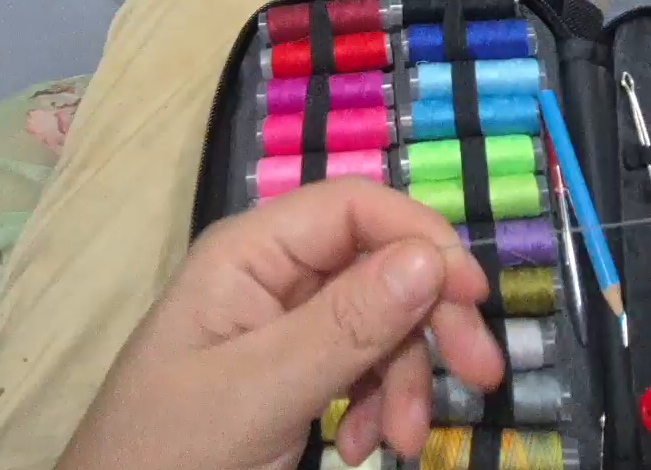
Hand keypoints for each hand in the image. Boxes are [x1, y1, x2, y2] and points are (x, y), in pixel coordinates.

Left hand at [57, 177, 505, 469]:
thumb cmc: (169, 456)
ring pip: (379, 316)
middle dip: (427, 315)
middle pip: (376, 261)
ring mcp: (287, 320)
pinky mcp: (297, 366)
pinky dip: (380, 401)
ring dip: (405, 375)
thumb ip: (344, 326)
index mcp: (251, 250)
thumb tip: (430, 259)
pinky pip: (363, 361)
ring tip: (401, 443)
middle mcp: (274, 272)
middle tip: (480, 374)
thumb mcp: (257, 395)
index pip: (352, 206)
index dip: (418, 235)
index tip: (474, 294)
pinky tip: (365, 446)